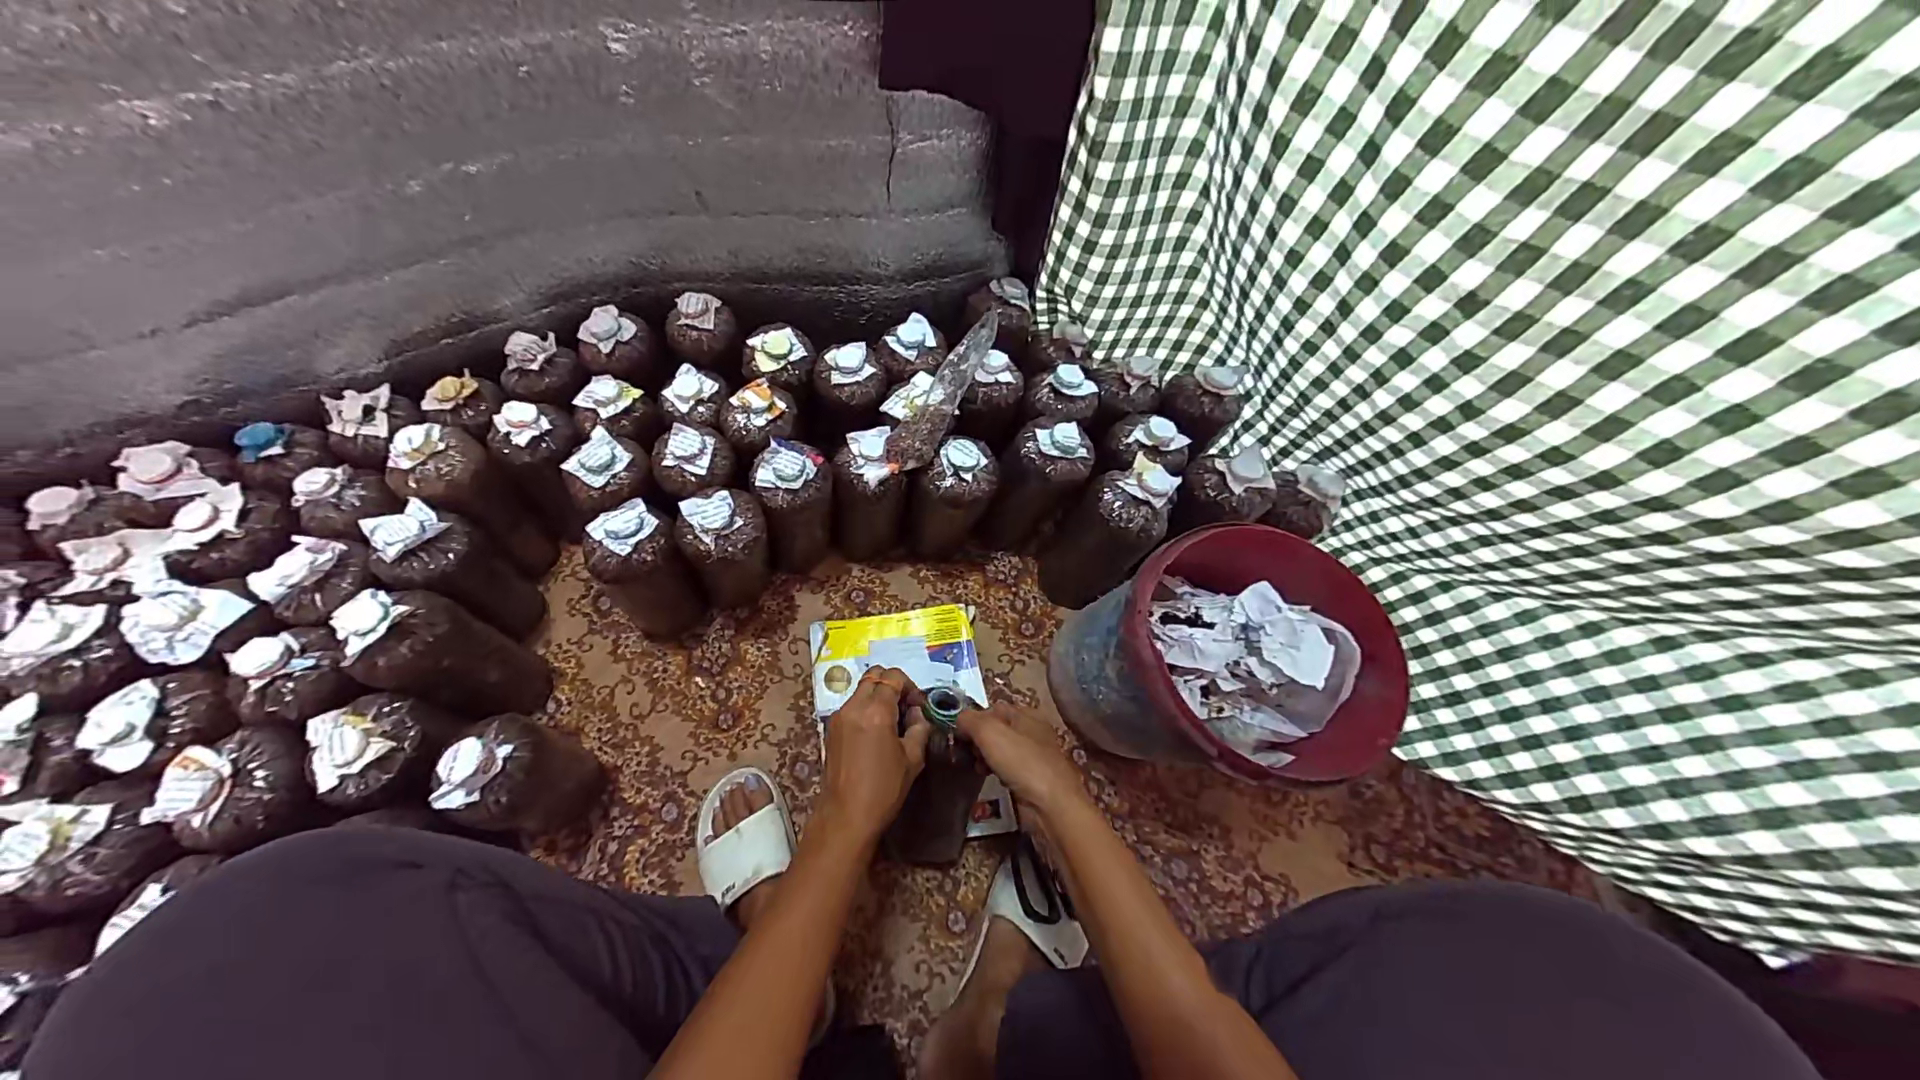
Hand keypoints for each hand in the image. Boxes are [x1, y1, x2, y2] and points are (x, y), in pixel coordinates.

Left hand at [820, 667, 930, 843]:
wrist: (845, 816)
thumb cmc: (883, 789)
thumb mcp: (912, 758)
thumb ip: (918, 727)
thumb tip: (916, 712)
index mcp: (875, 711)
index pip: (893, 677)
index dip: (909, 686)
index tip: (918, 706)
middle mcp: (853, 707)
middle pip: (874, 676)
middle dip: (892, 686)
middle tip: (905, 709)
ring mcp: (838, 717)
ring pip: (861, 690)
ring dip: (878, 697)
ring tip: (892, 723)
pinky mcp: (830, 729)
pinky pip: (852, 706)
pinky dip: (866, 709)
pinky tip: (876, 734)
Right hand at [956, 701, 1090, 821]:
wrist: (1052, 805)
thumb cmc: (1021, 762)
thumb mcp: (989, 732)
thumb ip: (969, 720)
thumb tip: (958, 720)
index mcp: (1027, 714)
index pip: (992, 708)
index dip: (974, 719)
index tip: (959, 735)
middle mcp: (1032, 731)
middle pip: (995, 729)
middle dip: (978, 740)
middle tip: (968, 753)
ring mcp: (1034, 755)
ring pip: (1000, 750)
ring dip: (984, 757)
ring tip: (977, 768)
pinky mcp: (1032, 778)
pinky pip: (1007, 768)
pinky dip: (996, 772)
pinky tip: (990, 779)